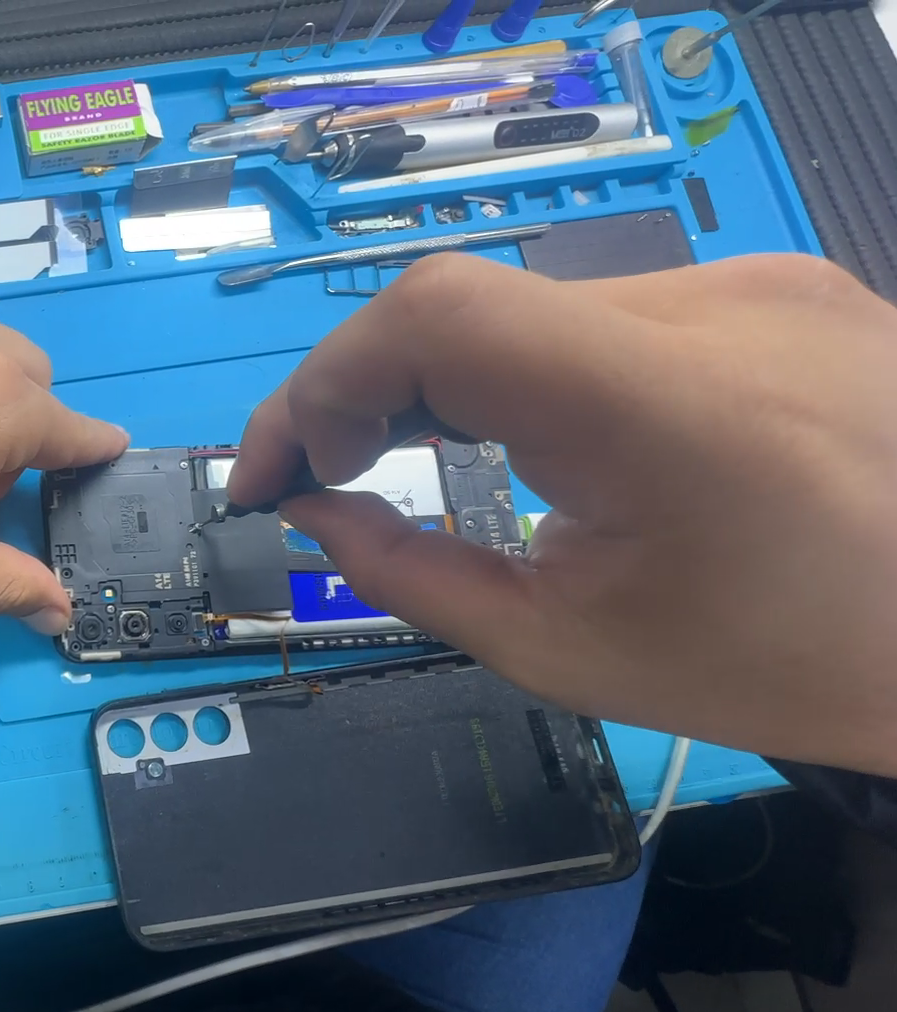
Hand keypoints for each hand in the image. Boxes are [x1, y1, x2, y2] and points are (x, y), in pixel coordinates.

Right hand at [229, 254, 896, 775]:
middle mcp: (705, 309)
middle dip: (339, 395)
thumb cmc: (784, 666)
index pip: (436, 319)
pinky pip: (548, 319)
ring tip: (370, 458)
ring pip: (488, 309)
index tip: (284, 473)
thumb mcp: (555, 649)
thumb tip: (308, 507)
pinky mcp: (739, 293)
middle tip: (304, 477)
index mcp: (666, 410)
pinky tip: (459, 430)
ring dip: (397, 384)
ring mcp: (733, 286)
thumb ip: (400, 574)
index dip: (323, 384)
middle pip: (444, 309)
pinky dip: (466, 375)